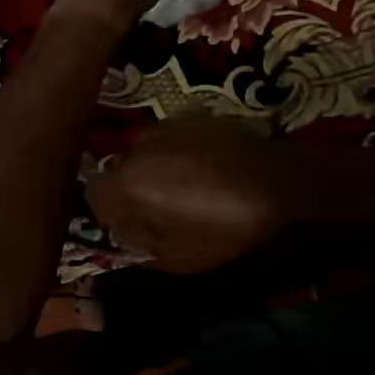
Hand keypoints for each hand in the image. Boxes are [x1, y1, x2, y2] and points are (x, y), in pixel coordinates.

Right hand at [88, 116, 291, 273]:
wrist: (280, 183)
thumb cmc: (226, 228)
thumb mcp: (177, 257)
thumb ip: (139, 242)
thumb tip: (125, 229)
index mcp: (128, 183)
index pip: (94, 195)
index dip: (109, 213)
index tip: (129, 226)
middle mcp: (138, 149)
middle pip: (120, 170)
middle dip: (133, 189)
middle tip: (161, 210)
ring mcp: (167, 127)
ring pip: (146, 152)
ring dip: (157, 168)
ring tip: (188, 187)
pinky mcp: (194, 116)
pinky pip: (173, 139)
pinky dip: (180, 152)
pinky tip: (207, 168)